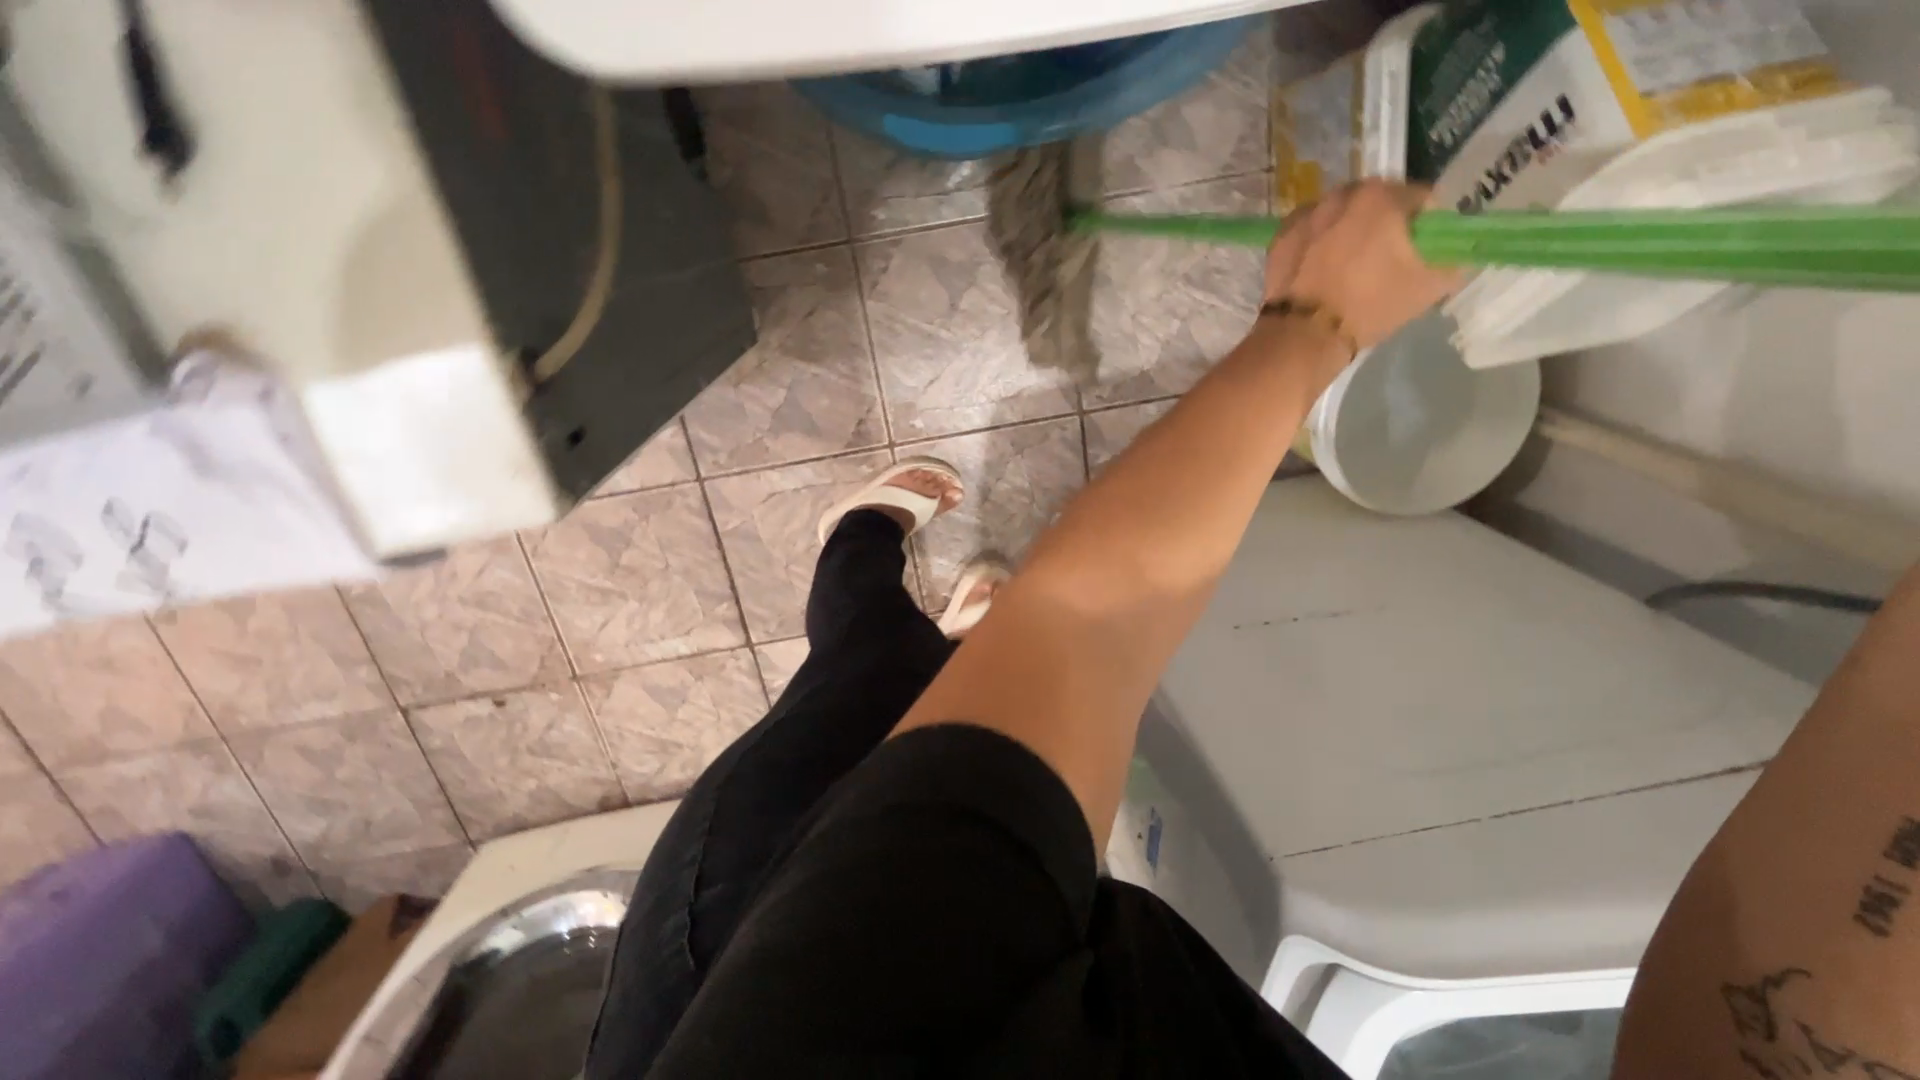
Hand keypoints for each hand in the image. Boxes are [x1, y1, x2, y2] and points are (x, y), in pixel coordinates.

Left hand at [1263, 180, 1461, 349]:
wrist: (1303, 333)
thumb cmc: (1370, 305)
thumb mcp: (1428, 286)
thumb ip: (1452, 261)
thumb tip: (1455, 255)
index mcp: (1382, 197)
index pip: (1420, 197)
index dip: (1427, 222)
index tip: (1423, 246)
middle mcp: (1341, 194)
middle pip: (1376, 201)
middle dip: (1385, 222)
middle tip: (1385, 255)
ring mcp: (1306, 213)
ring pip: (1340, 214)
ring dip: (1349, 229)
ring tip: (1350, 263)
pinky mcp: (1280, 236)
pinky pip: (1310, 230)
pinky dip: (1318, 241)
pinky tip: (1321, 268)